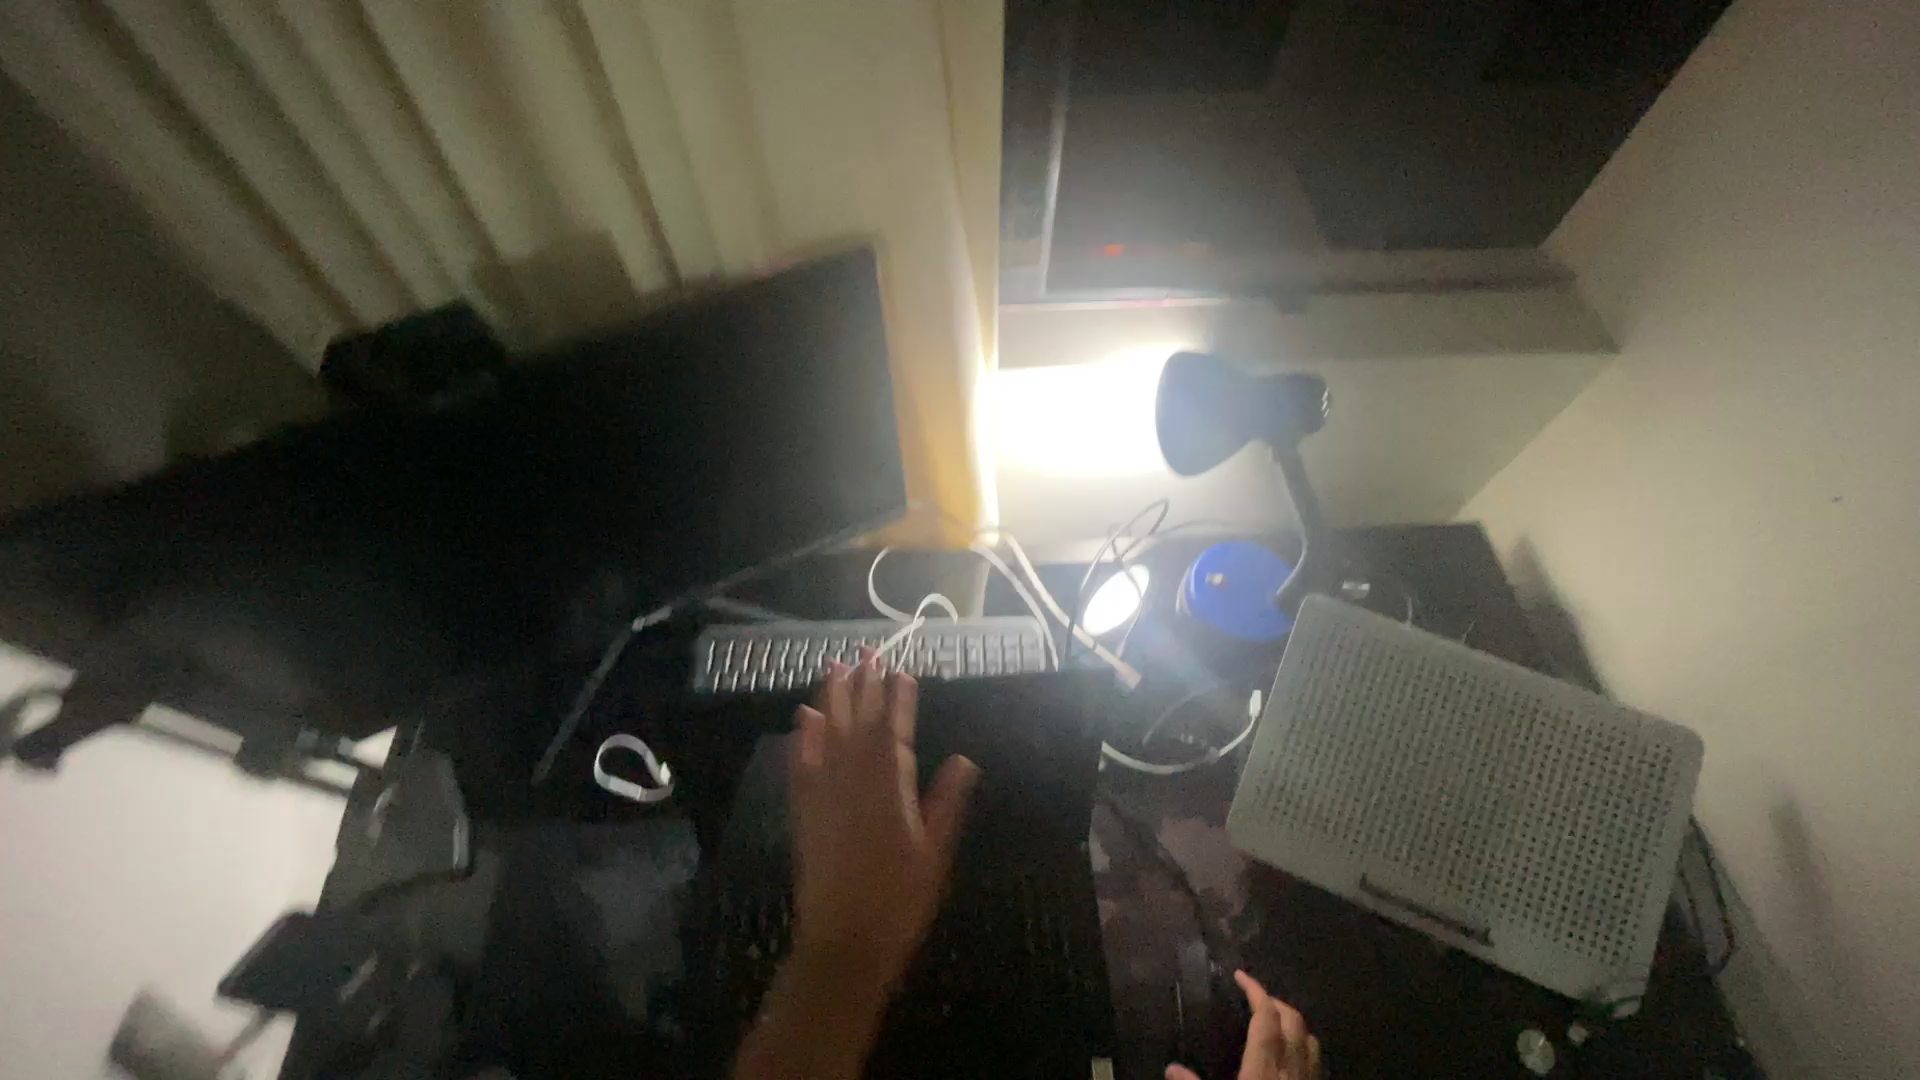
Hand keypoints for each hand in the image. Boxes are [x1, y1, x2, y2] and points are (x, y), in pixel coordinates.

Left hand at [788, 654, 980, 989]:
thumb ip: (948, 800)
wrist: (844, 940)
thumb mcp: (936, 850)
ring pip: (828, 730)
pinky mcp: (804, 807)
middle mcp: (854, 775)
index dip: (899, 697)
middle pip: (860, 719)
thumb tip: (964, 759)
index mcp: (890, 782)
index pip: (895, 727)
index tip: (901, 669)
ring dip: (832, 696)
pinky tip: (805, 716)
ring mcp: (824, 789)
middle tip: (866, 650)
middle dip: (865, 683)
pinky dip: (803, 735)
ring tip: (835, 666)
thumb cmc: (901, 897)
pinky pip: (801, 761)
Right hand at [1167, 971, 1320, 1079]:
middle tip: (1251, 998)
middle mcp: (1292, 1071)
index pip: (1266, 1016)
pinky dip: (1303, 1045)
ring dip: (1291, 1021)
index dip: (1255, 990)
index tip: (1239, 976)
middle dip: (1273, 1001)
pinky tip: (1288, 1056)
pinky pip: (1316, 1060)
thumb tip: (1171, 1069)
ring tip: (1271, 1021)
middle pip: (1292, 1019)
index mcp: (1265, 1069)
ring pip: (1309, 1038)